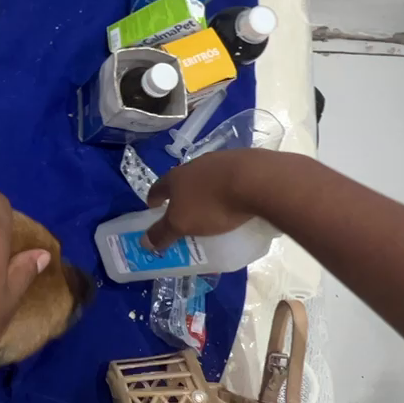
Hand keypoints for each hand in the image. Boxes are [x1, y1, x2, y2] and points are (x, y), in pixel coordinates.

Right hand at [143, 149, 264, 250]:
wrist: (259, 180)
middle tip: (185, 212)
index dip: (154, 198)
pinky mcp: (247, 162)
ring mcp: (222, 160)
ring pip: (209, 178)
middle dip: (182, 195)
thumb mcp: (182, 224)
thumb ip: (163, 233)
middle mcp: (196, 164)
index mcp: (176, 177)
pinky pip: (233, 178)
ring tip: (214, 209)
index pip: (158, 187)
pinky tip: (238, 201)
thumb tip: (145, 242)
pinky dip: (230, 189)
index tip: (153, 207)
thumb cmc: (212, 203)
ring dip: (207, 191)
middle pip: (184, 180)